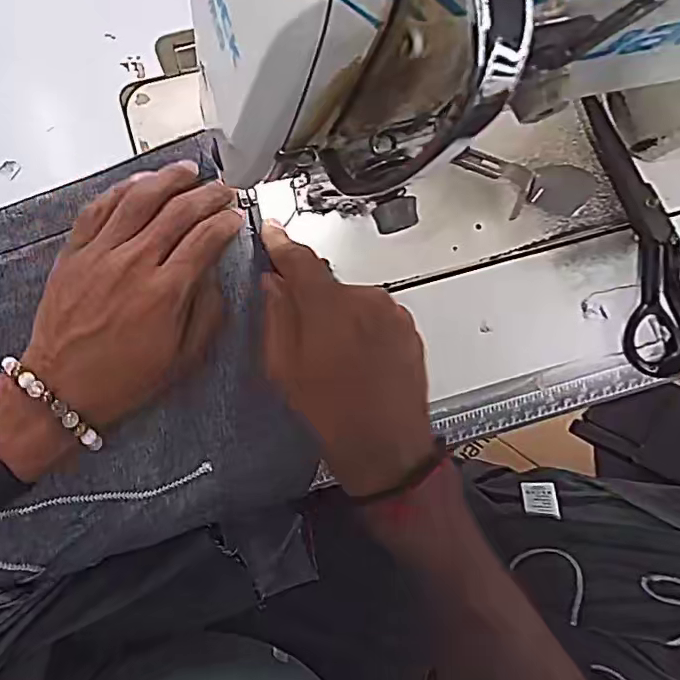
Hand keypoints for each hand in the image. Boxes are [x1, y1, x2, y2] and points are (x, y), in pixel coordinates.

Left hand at [0, 160, 243, 478]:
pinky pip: (98, 209)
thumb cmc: (118, 379)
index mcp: (164, 293)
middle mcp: (133, 265)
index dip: (226, 222)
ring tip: (186, 171)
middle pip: (179, 211)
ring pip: (139, 199)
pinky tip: (138, 183)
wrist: (62, 387)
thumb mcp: (180, 359)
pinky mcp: (75, 254)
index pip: (205, 238)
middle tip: (222, 191)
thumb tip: (214, 276)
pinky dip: (121, 190)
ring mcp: (100, 255)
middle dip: (208, 195)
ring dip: (168, 179)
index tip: (235, 218)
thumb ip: (206, 314)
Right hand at [259, 222, 434, 497]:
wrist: (386, 447)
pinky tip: (355, 360)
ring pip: (350, 299)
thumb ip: (276, 317)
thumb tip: (273, 286)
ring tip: (334, 359)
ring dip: (338, 316)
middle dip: (310, 299)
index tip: (272, 232)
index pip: (301, 259)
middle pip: (326, 282)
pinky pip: (374, 314)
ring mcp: (391, 313)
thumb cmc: (336, 416)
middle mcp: (365, 302)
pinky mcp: (407, 326)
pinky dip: (360, 327)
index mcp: (329, 308)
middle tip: (301, 338)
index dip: (281, 243)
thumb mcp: (284, 369)